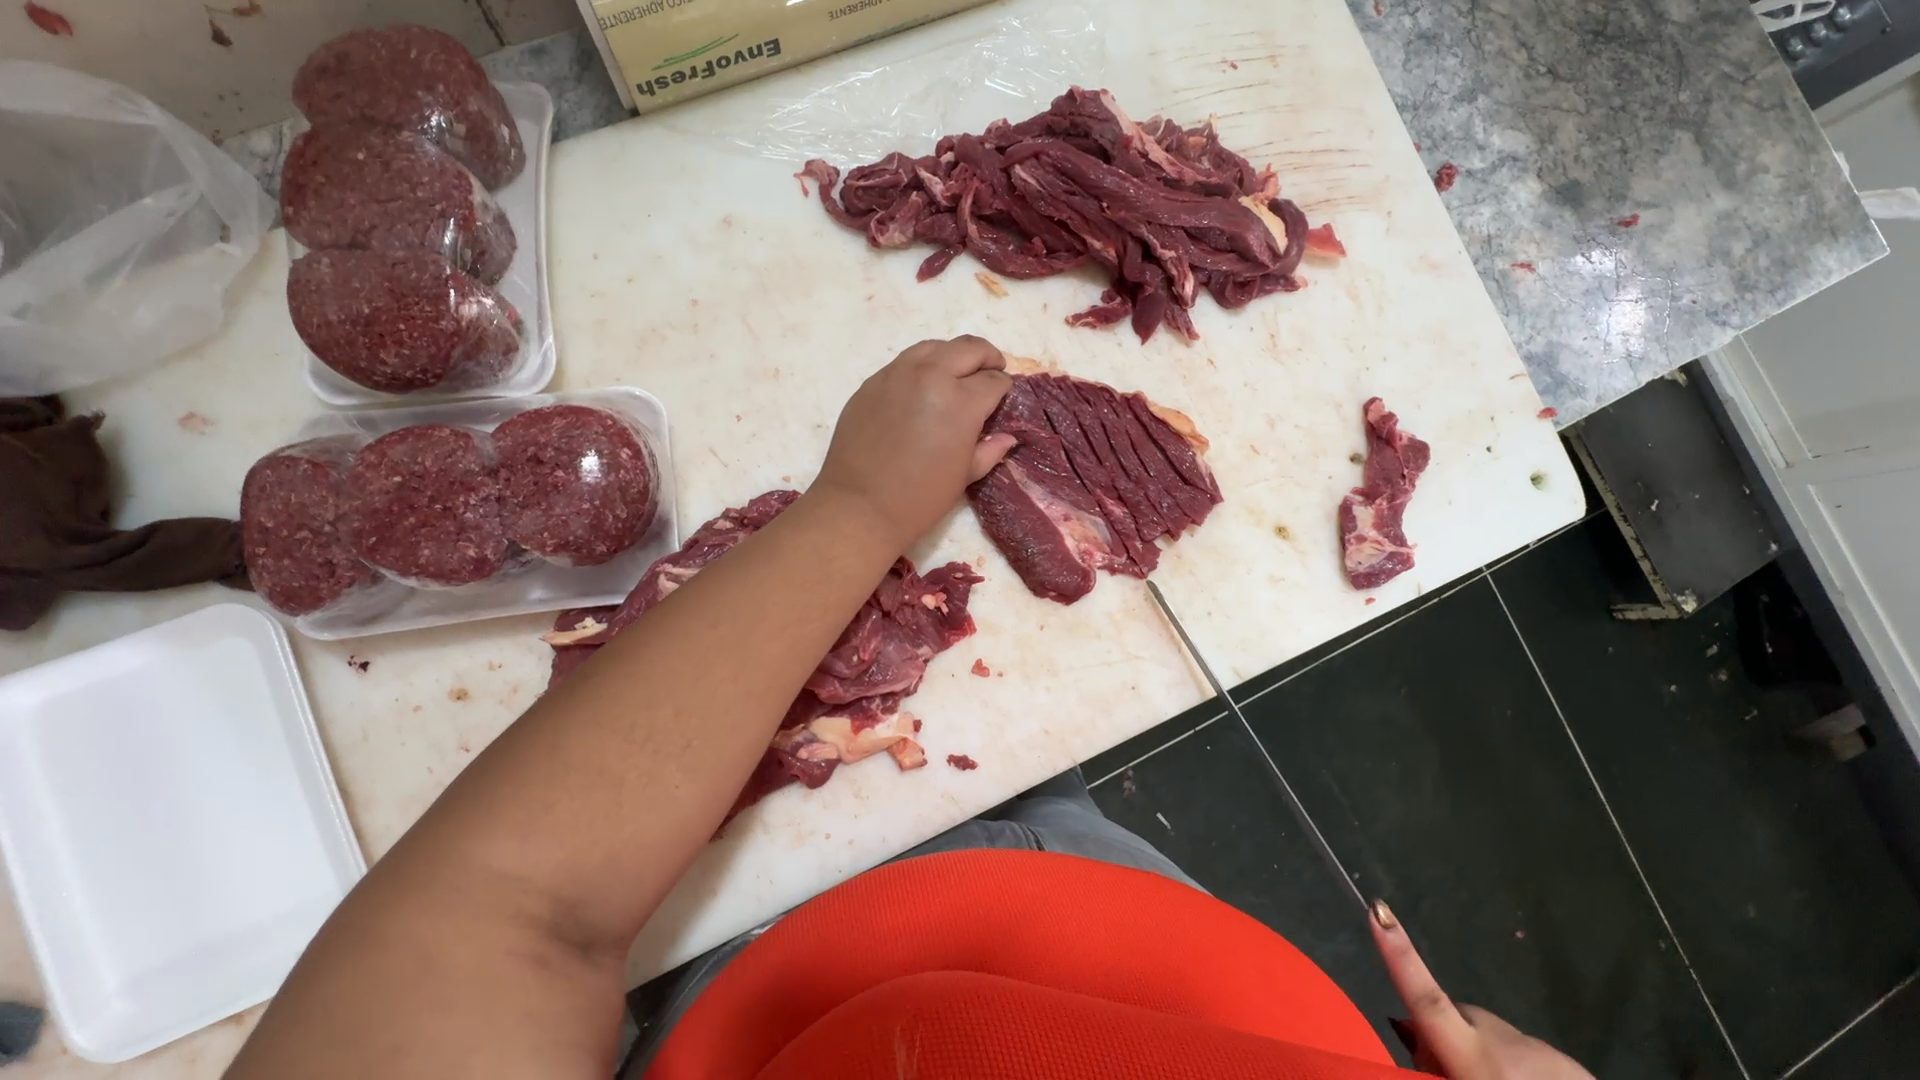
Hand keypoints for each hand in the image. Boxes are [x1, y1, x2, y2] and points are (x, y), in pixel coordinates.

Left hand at [812, 336, 1016, 550]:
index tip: (1002, 396)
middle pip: (968, 348)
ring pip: (934, 347)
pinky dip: (921, 368)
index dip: (1003, 388)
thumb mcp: (964, 475)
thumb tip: (1006, 436)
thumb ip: (989, 450)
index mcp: (961, 401)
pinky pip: (903, 363)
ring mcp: (897, 375)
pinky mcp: (872, 383)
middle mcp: (930, 376)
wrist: (860, 506)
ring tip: (957, 373)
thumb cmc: (920, 498)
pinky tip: (922, 389)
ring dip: (952, 355)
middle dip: (986, 357)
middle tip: (991, 370)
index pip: (993, 380)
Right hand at [1370, 900, 1594, 1078]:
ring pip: (1494, 1040)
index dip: (1399, 955)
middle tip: (1448, 1076)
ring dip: (1486, 1061)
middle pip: (1456, 1018)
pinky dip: (1519, 1073)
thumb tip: (1414, 1037)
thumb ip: (1433, 1068)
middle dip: (1447, 1038)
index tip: (1380, 909)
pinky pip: (1528, 1057)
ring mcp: (1539, 1050)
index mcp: (1473, 1058)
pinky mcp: (1571, 1064)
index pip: (1424, 998)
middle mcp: (1504, 1042)